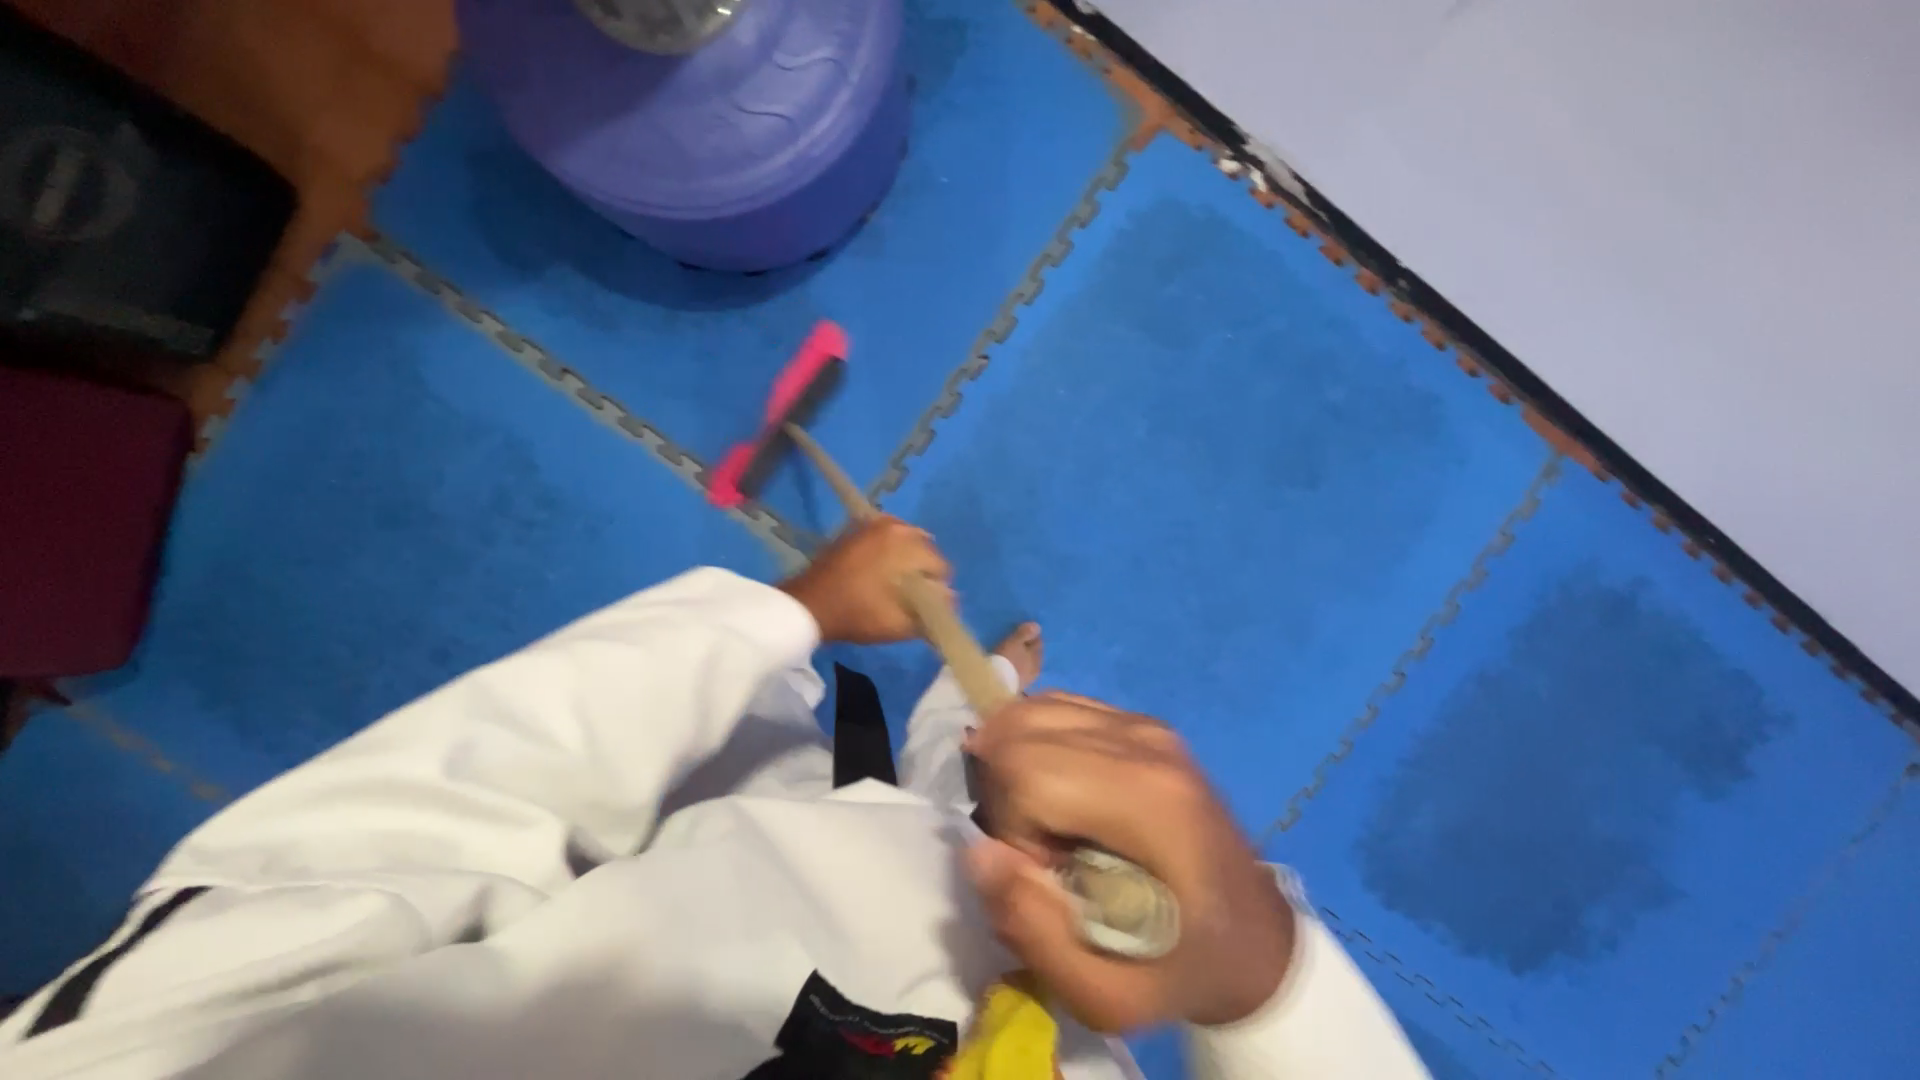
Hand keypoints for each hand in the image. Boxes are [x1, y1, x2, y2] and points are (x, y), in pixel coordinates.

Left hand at [779, 515, 951, 644]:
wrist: (807, 605)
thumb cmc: (857, 614)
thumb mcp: (899, 624)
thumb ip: (932, 615)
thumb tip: (952, 602)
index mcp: (907, 545)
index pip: (941, 566)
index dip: (938, 590)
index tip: (926, 608)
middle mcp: (894, 526)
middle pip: (925, 549)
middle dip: (922, 572)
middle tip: (910, 597)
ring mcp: (872, 524)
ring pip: (905, 540)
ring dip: (906, 560)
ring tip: (895, 585)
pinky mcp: (855, 529)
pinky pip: (885, 537)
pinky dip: (889, 550)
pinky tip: (880, 571)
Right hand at [965, 692, 1295, 1032]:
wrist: (1255, 940)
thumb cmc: (1180, 969)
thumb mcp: (1105, 995)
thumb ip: (1033, 929)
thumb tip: (979, 851)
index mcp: (1148, 799)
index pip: (1026, 769)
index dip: (1013, 828)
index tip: (1047, 877)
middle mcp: (1145, 741)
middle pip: (1020, 730)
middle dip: (1005, 793)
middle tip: (1042, 850)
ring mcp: (1145, 723)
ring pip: (1032, 711)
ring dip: (1015, 766)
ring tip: (1050, 822)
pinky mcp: (1140, 721)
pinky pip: (1056, 707)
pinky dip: (1034, 744)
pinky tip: (1056, 790)